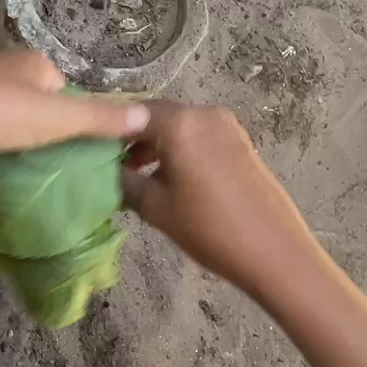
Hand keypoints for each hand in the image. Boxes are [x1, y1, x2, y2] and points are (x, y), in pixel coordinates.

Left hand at [0, 51, 147, 163]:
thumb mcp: (57, 119)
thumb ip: (100, 119)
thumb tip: (147, 114)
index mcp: (33, 62)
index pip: (68, 91)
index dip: (73, 120)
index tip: (72, 150)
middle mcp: (5, 67)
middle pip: (38, 104)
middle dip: (43, 132)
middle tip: (46, 164)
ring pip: (8, 117)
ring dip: (14, 140)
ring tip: (18, 166)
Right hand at [121, 102, 317, 297]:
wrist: (276, 253)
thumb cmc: (209, 228)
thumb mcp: (154, 207)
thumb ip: (124, 181)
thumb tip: (106, 170)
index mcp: (179, 122)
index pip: (129, 114)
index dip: (107, 132)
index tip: (91, 152)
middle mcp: (203, 113)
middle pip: (155, 116)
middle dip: (131, 138)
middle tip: (111, 165)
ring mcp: (226, 126)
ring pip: (177, 126)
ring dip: (155, 144)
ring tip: (137, 175)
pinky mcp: (240, 142)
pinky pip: (197, 136)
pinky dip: (178, 149)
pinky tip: (169, 178)